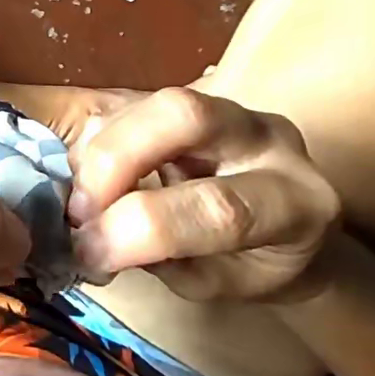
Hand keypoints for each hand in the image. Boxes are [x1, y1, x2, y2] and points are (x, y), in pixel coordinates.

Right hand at [67, 88, 339, 301]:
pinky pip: (130, 103)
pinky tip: (94, 176)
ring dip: (96, 151)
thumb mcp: (221, 284)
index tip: (92, 251)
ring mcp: (228, 104)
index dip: (145, 227)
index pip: (219, 206)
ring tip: (83, 199)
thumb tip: (95, 242)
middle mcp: (267, 136)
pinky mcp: (191, 91)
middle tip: (81, 207)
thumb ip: (166, 262)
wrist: (292, 221)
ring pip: (149, 103)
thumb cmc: (259, 263)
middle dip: (114, 158)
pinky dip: (97, 140)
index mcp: (293, 200)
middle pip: (184, 115)